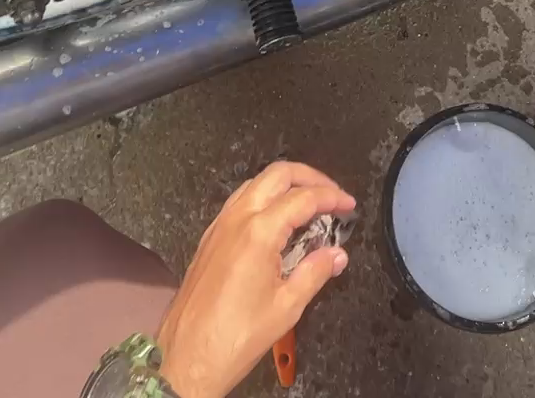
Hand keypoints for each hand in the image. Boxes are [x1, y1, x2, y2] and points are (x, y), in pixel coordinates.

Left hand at [158, 162, 354, 397]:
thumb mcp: (286, 308)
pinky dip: (264, 196)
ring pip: (257, 182)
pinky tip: (276, 218)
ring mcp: (220, 225)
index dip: (332, 197)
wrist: (185, 360)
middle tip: (332, 194)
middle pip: (279, 174)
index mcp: (259, 232)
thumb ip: (315, 272)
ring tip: (308, 203)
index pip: (304, 198)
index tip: (349, 205)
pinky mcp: (209, 237)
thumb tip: (338, 254)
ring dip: (286, 183)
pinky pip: (241, 200)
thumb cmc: (237, 337)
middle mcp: (238, 218)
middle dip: (310, 177)